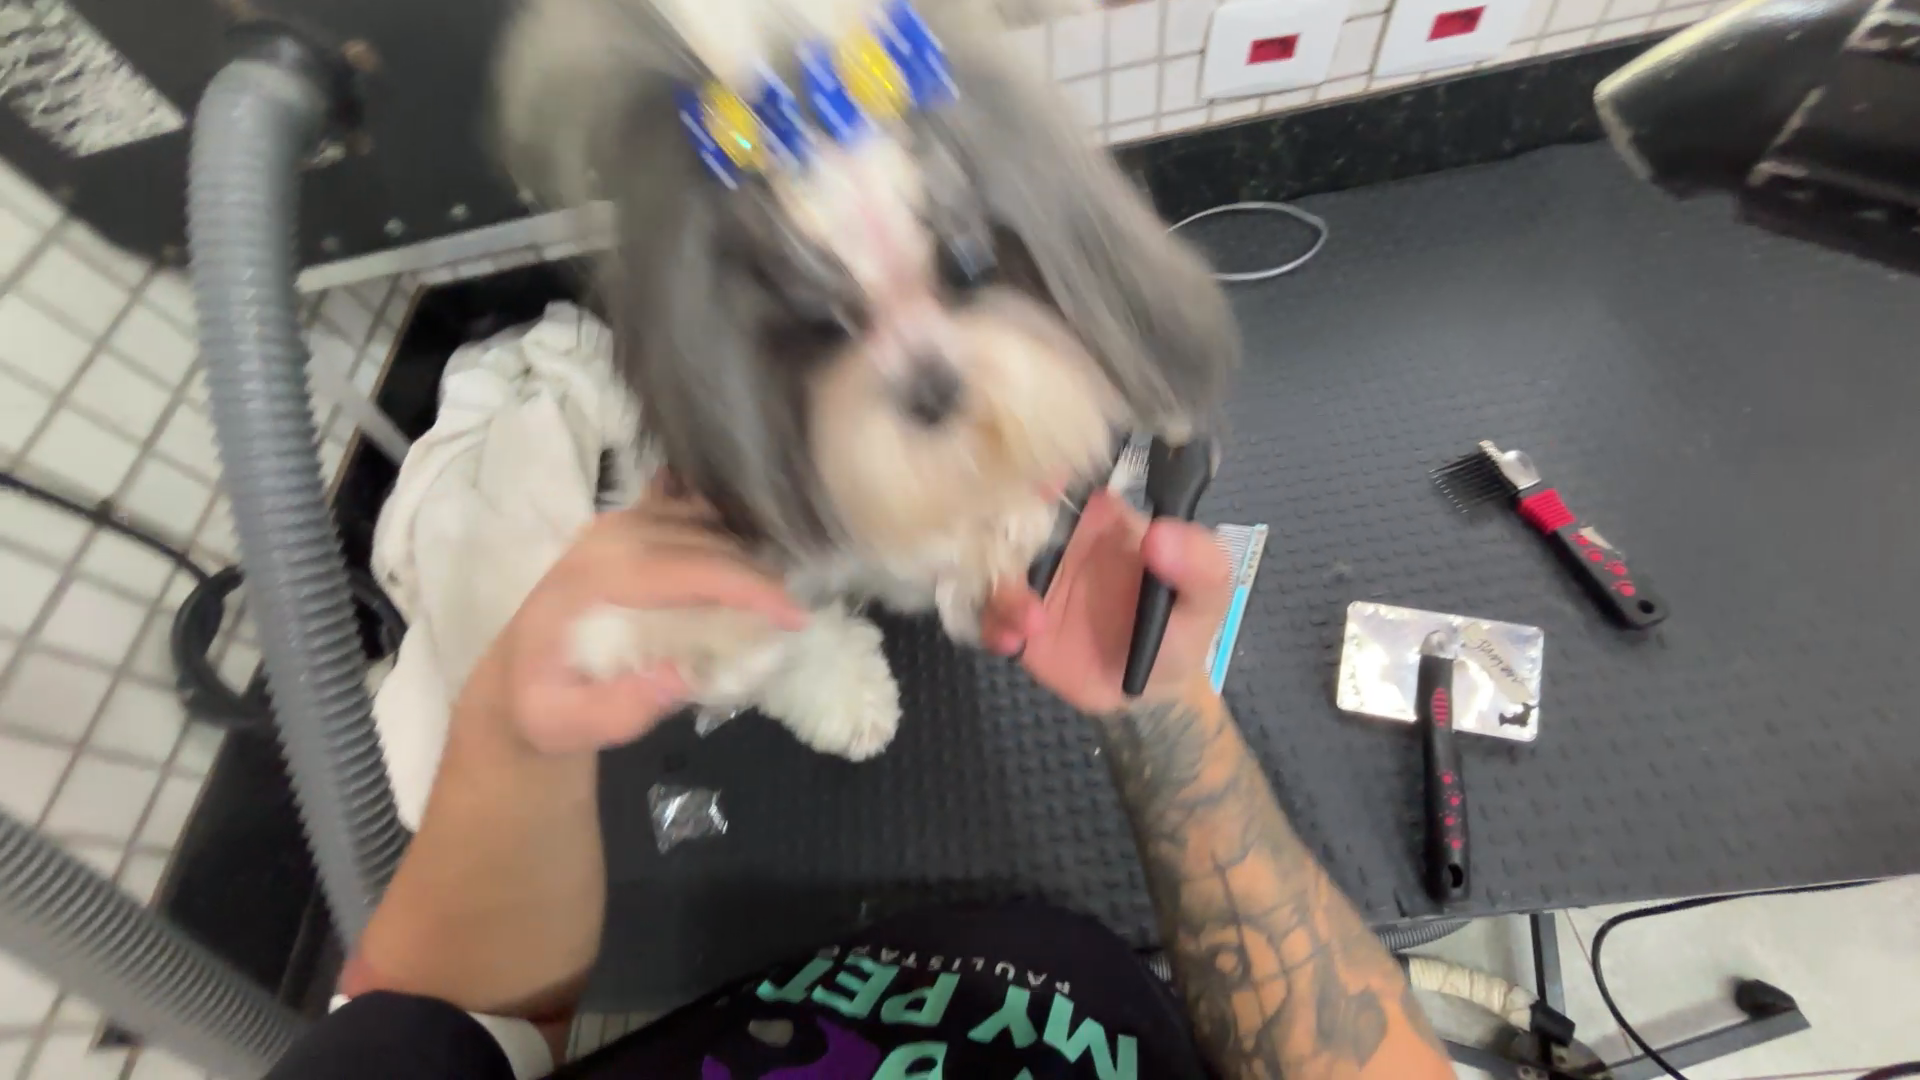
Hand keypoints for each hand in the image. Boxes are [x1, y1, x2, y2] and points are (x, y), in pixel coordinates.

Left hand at [466, 496, 807, 755]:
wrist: (515, 678)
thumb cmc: (545, 704)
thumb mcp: (569, 724)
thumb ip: (620, 707)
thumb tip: (680, 674)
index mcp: (596, 579)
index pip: (692, 568)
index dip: (751, 588)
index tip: (795, 617)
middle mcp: (608, 537)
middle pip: (708, 541)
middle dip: (759, 576)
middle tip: (791, 616)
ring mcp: (617, 524)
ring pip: (706, 521)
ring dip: (747, 556)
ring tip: (772, 598)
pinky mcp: (626, 525)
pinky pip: (689, 509)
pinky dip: (724, 528)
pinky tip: (744, 553)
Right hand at [980, 490, 1233, 713]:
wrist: (1151, 690)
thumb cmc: (1179, 627)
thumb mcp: (1206, 595)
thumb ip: (1200, 562)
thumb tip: (1159, 534)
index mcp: (1098, 517)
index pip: (1063, 481)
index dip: (1043, 475)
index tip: (1039, 487)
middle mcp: (1056, 540)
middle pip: (1011, 517)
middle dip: (1001, 533)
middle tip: (1014, 561)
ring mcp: (1030, 580)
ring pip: (993, 567)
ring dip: (1004, 592)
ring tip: (1033, 623)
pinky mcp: (1013, 620)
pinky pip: (988, 615)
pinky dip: (994, 626)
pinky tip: (1014, 643)